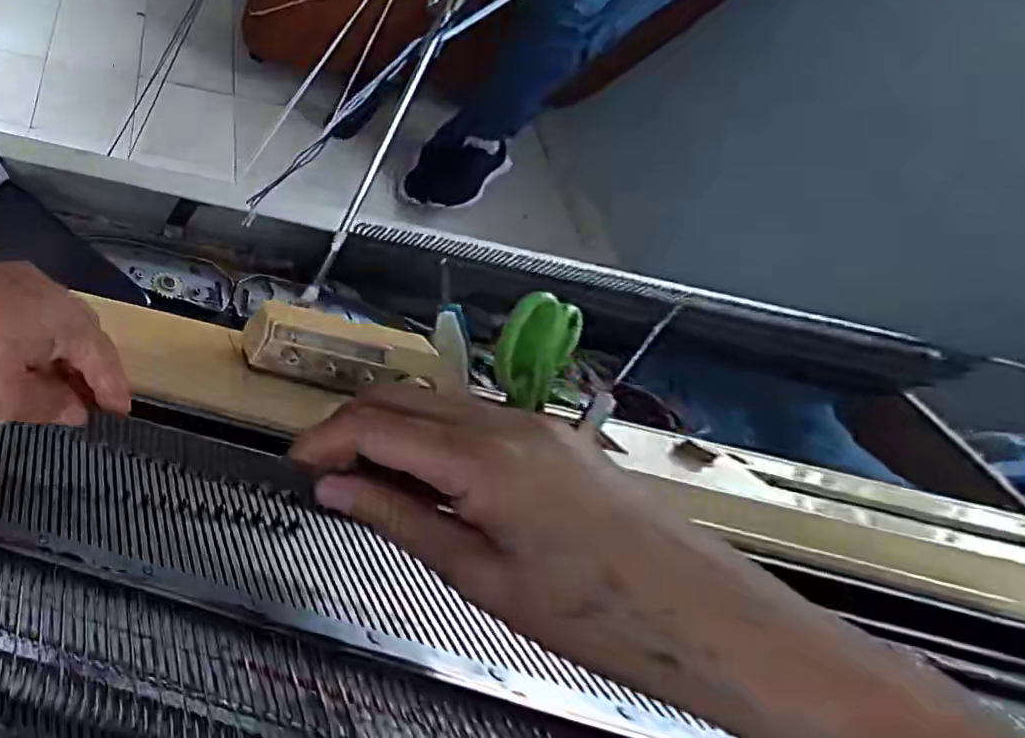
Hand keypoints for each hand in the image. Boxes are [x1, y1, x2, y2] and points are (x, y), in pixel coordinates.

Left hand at [0, 263, 131, 424]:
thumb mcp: (5, 398)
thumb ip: (51, 404)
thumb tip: (77, 409)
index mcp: (58, 313)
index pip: (99, 352)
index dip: (112, 386)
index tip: (121, 414)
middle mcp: (43, 286)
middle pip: (81, 329)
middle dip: (90, 368)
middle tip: (92, 405)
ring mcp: (12, 278)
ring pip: (54, 318)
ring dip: (62, 353)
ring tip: (59, 390)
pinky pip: (29, 310)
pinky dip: (37, 339)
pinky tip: (24, 362)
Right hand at [290, 384, 994, 737]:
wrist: (729, 628)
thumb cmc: (603, 618)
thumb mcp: (484, 578)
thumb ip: (399, 518)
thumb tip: (332, 488)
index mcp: (483, 458)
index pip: (376, 425)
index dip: (325, 438)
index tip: (295, 460)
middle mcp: (502, 419)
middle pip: (396, 397)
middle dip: (348, 423)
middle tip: (321, 465)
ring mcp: (529, 419)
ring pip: (428, 400)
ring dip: (385, 425)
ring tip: (365, 472)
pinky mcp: (548, 430)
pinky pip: (464, 414)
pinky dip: (425, 432)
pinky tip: (424, 473)